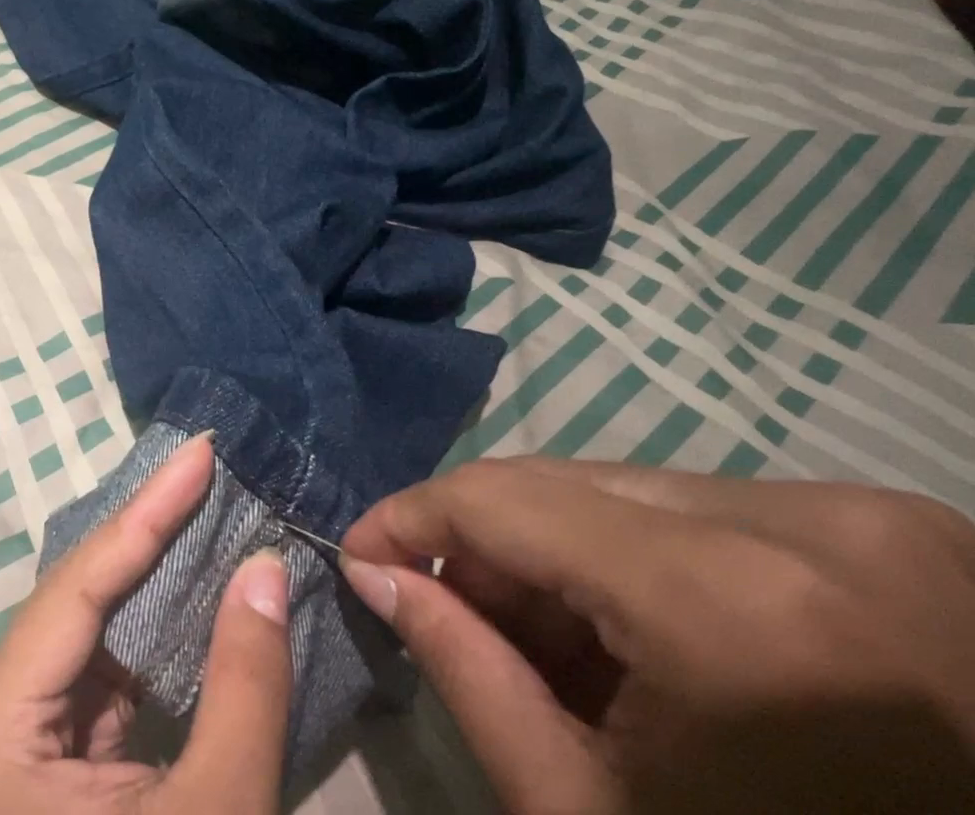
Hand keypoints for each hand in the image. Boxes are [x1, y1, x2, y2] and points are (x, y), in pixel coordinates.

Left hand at [0, 434, 292, 813]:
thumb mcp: (215, 810)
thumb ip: (242, 687)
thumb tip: (265, 569)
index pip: (75, 592)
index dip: (143, 517)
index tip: (194, 452)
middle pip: (76, 599)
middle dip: (145, 532)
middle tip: (202, 468)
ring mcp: (24, 725)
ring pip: (90, 626)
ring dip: (151, 570)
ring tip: (202, 506)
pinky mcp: (57, 743)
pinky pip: (105, 663)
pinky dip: (154, 625)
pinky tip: (191, 582)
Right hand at [339, 457, 974, 813]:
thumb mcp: (578, 803)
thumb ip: (461, 667)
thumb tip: (373, 573)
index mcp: (731, 604)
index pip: (506, 500)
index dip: (409, 518)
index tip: (360, 557)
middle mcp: (810, 525)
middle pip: (565, 482)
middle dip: (480, 542)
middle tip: (444, 608)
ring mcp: (875, 519)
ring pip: (631, 489)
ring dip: (556, 549)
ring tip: (545, 637)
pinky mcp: (904, 529)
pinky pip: (707, 509)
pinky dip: (638, 555)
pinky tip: (635, 634)